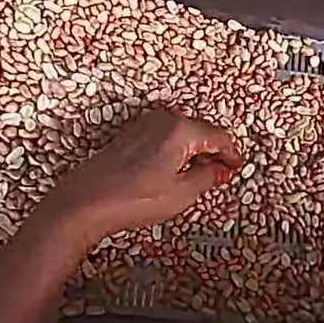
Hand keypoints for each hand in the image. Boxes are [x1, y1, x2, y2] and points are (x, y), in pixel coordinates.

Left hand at [41, 109, 243, 243]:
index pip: (219, 136)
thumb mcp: (182, 193)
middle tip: (223, 172)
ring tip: (200, 175)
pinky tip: (173, 171)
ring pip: (181, 134)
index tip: (238, 166)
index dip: (232, 153)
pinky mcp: (129, 136)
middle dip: (213, 151)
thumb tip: (218, 169)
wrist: (86, 203)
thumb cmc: (132, 198)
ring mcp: (144, 125)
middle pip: (200, 131)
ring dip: (193, 151)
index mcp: (182, 129)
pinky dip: (175, 151)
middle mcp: (163, 120)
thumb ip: (207, 176)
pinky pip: (163, 137)